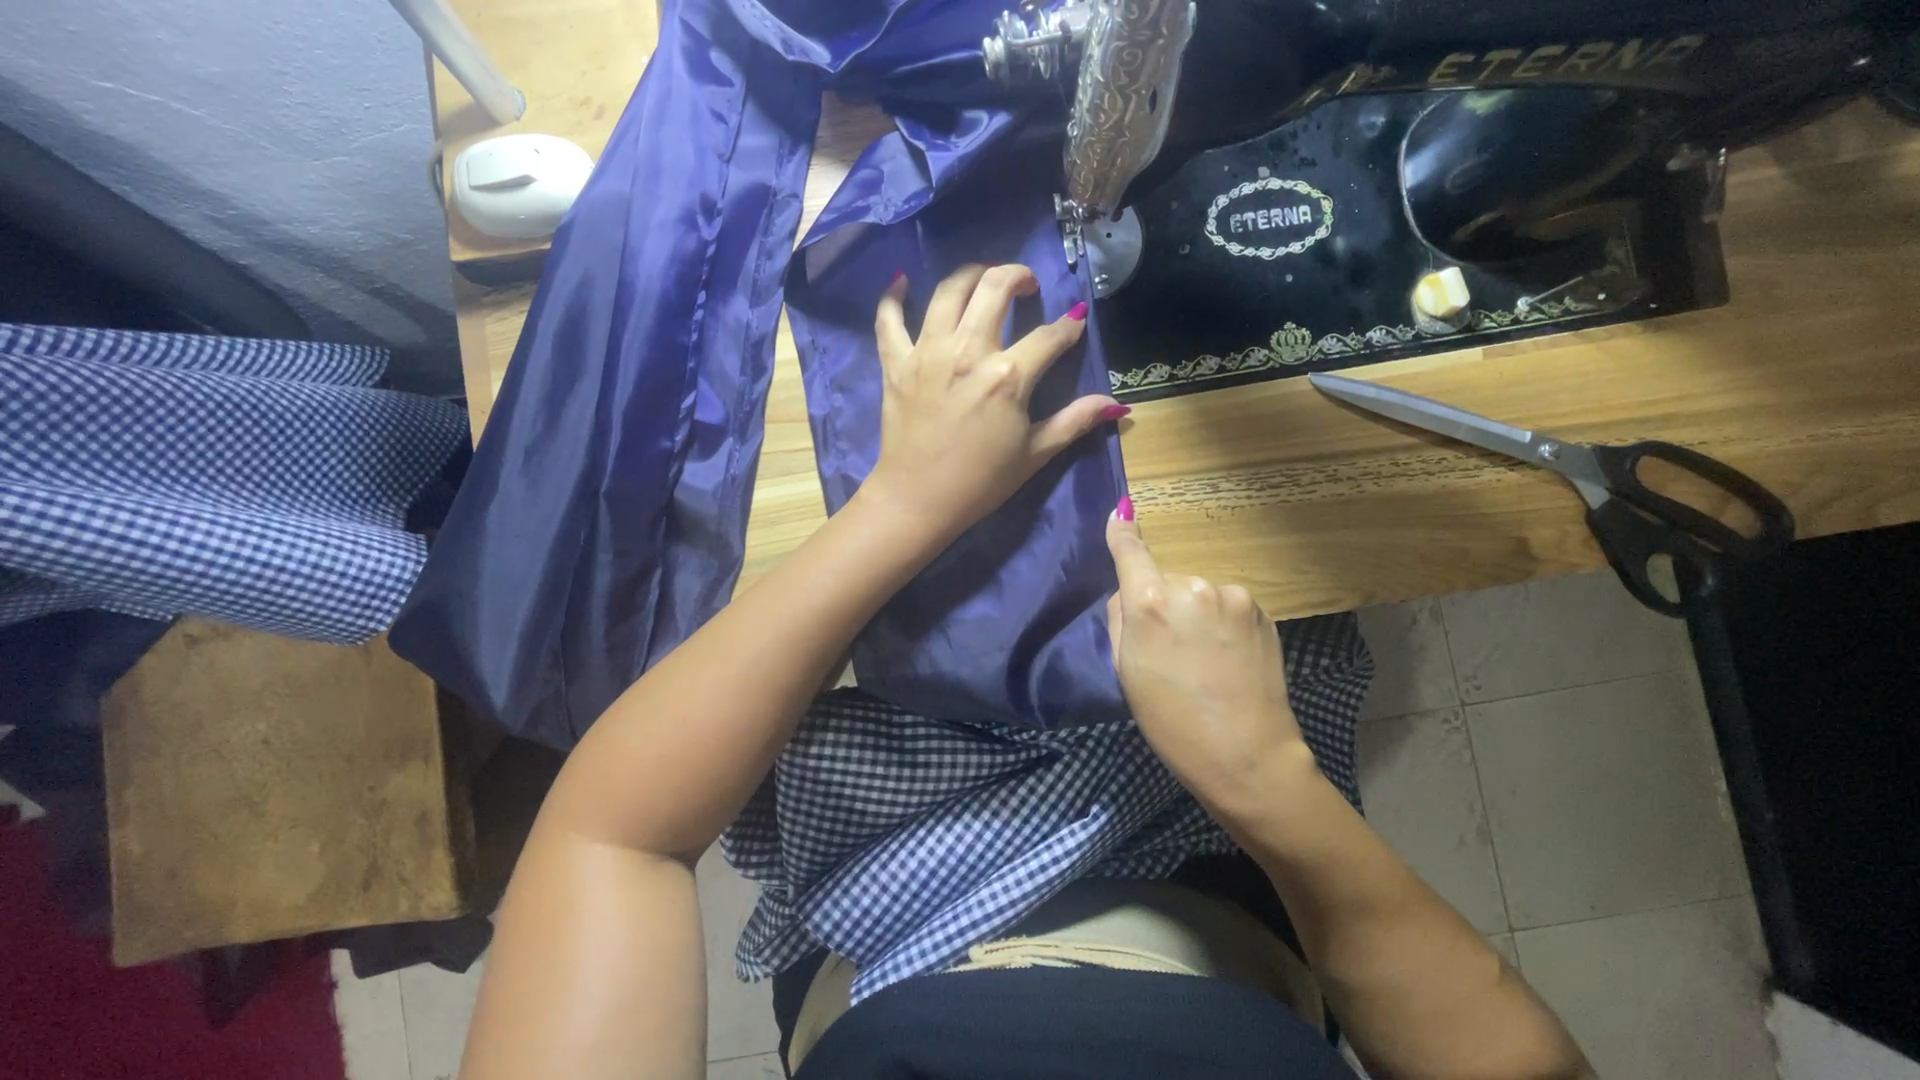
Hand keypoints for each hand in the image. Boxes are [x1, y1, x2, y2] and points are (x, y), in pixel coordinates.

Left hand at [858, 264, 1123, 538]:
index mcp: (1008, 376)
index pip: (1049, 336)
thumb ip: (1075, 421)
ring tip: (982, 279)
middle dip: (1018, 276)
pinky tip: (902, 282)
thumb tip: (1117, 405)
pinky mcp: (896, 363)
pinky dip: (893, 297)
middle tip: (1026, 285)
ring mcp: (928, 353)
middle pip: (995, 288)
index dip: (1068, 327)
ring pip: (949, 291)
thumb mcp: (1035, 453)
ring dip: (970, 275)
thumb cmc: (981, 482)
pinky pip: (889, 319)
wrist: (918, 501)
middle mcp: (968, 352)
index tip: (1074, 323)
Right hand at [1106, 506, 1320, 820]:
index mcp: (1151, 604)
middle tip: (1170, 651)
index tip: (1121, 512)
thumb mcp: (1126, 673)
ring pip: (1199, 594)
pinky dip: (1222, 623)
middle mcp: (1192, 587)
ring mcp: (1232, 597)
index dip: (1122, 533)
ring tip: (1205, 661)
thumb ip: (1122, 620)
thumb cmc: (1172, 723)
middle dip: (1164, 603)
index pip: (1131, 552)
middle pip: (1166, 581)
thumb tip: (1130, 591)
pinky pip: (1227, 607)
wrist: (1247, 755)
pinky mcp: (1262, 611)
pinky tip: (1228, 659)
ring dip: (1196, 614)